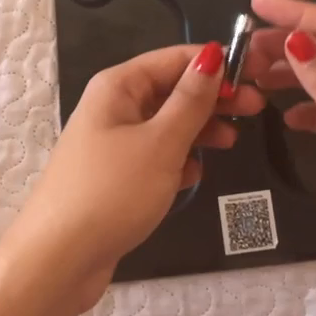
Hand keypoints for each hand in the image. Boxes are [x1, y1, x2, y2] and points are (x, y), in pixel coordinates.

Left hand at [0, 43, 266, 310]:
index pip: (175, 58)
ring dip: (200, 128)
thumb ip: (191, 100)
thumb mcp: (161, 142)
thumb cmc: (111, 191)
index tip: (257, 74)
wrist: (57, 260)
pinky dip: (179, 158)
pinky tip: (196, 173)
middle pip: (172, 89)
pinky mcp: (117, 176)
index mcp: (119, 85)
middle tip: (257, 109)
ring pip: (167, 123)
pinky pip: (157, 154)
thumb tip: (213, 55)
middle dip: (213, 96)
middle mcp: (114, 106)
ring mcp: (113, 142)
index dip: (217, 63)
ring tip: (232, 142)